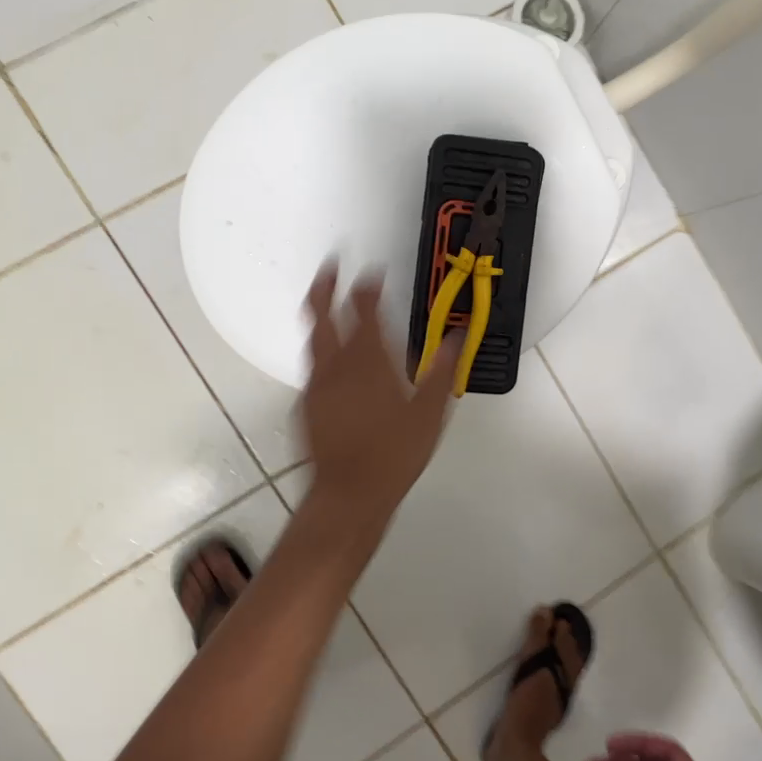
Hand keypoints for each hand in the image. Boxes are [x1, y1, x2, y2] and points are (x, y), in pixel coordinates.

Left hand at [299, 261, 460, 516]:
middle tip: (331, 266)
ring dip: (319, 317)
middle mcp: (337, 366)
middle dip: (324, 285)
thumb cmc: (394, 454)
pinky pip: (312, 369)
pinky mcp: (305, 406)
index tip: (374, 273)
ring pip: (312, 340)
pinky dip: (321, 354)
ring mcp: (316, 386)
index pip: (364, 310)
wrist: (349, 494)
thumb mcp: (431, 412)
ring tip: (328, 306)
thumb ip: (441, 370)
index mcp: (370, 361)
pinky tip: (332, 364)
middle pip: (321, 314)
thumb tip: (456, 338)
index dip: (367, 286)